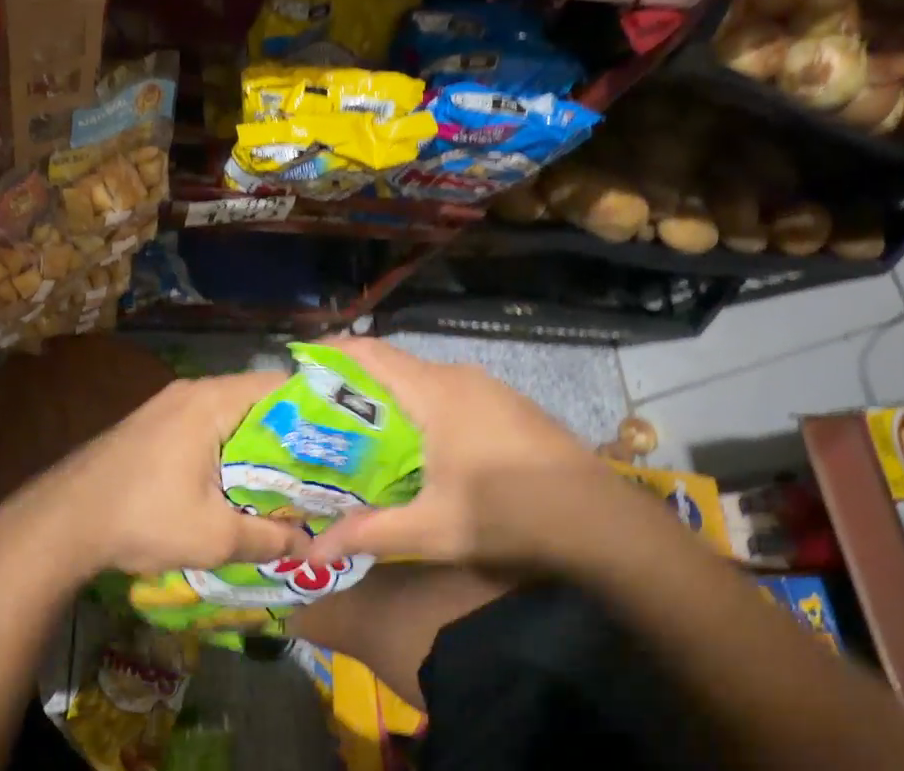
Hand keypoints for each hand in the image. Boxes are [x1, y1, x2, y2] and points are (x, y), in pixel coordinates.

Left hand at [0, 372, 311, 579]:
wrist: (60, 521)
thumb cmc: (142, 518)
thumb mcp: (214, 537)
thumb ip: (269, 537)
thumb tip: (311, 544)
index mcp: (211, 401)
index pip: (280, 384)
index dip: (316, 409)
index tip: (342, 440)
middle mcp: (191, 392)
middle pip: (257, 400)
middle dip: (291, 433)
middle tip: (323, 467)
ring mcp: (167, 406)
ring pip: (230, 415)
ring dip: (257, 444)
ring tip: (290, 479)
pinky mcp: (152, 426)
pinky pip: (206, 426)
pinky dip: (229, 448)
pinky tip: (240, 482)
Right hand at [303, 338, 617, 566]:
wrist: (601, 521)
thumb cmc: (508, 514)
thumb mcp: (432, 530)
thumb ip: (371, 533)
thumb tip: (314, 552)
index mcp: (434, 393)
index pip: (371, 352)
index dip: (333, 351)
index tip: (302, 364)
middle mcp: (459, 377)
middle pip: (396, 365)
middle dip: (358, 383)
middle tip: (326, 414)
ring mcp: (491, 388)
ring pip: (426, 380)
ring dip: (395, 398)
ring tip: (367, 433)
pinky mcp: (512, 405)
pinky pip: (453, 392)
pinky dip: (427, 407)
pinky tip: (424, 445)